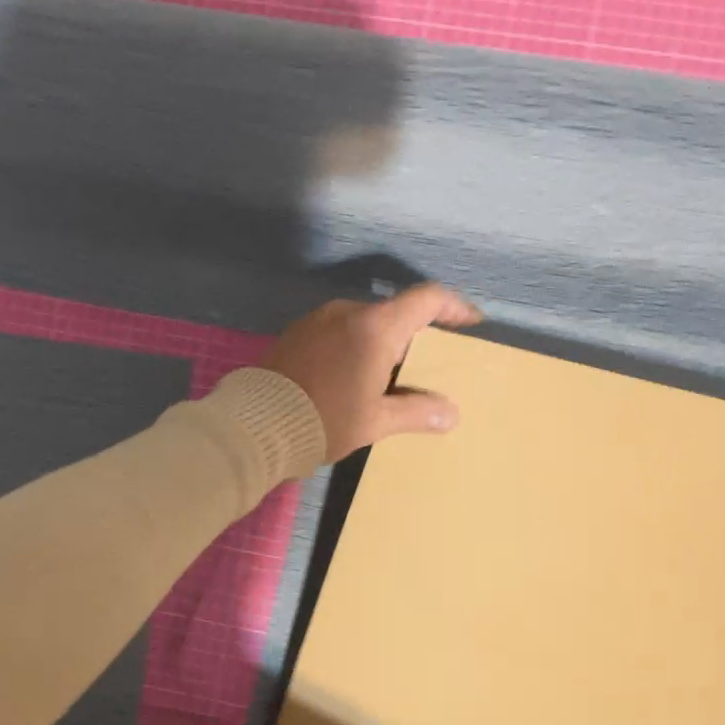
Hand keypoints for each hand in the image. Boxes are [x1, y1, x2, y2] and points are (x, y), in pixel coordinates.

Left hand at [260, 284, 481, 462]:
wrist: (255, 425)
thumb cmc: (325, 420)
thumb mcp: (375, 421)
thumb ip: (415, 412)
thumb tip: (449, 414)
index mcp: (375, 326)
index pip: (427, 299)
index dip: (453, 307)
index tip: (468, 323)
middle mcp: (346, 312)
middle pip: (392, 314)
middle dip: (410, 337)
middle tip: (422, 367)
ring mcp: (315, 321)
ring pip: (360, 324)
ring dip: (376, 345)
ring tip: (381, 378)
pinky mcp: (292, 335)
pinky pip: (333, 334)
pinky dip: (348, 349)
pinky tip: (346, 378)